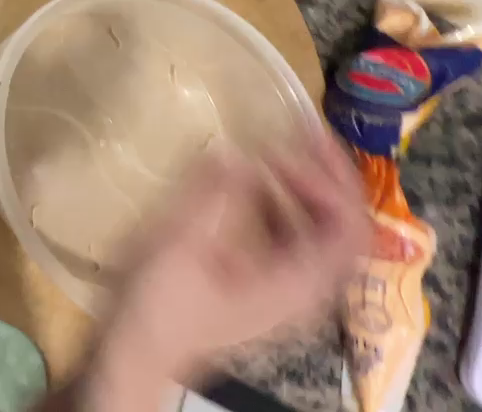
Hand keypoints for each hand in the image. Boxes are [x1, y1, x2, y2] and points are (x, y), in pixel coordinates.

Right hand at [97, 127, 369, 381]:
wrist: (135, 349)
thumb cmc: (158, 300)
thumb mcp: (179, 242)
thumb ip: (210, 196)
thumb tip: (234, 150)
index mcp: (299, 283)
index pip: (346, 225)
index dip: (329, 177)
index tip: (293, 136)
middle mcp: (305, 289)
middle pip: (339, 227)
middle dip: (321, 175)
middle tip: (291, 131)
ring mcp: (282, 290)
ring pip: (313, 231)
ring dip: (300, 188)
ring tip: (269, 150)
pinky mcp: (256, 286)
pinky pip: (287, 238)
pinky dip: (276, 205)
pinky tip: (242, 186)